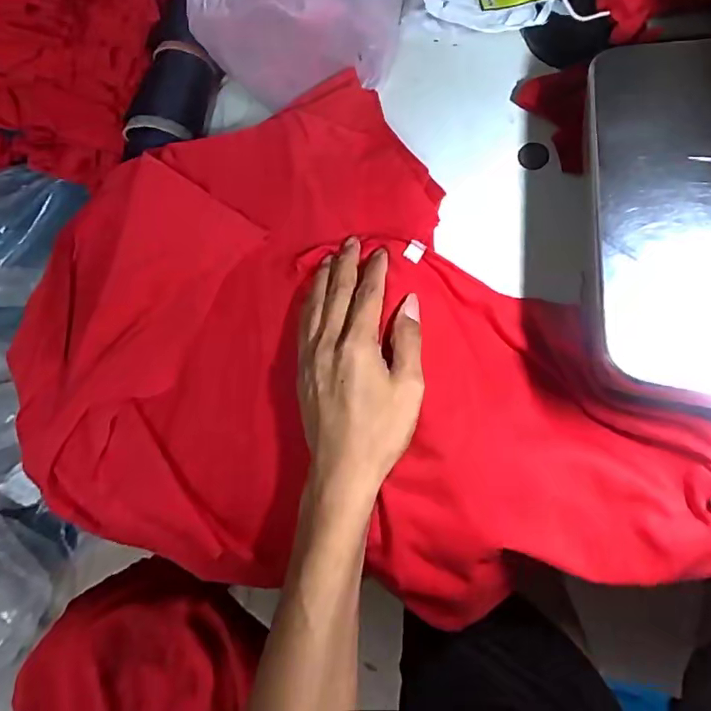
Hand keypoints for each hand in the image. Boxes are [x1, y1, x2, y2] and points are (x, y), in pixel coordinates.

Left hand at [298, 238, 423, 506]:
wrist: (341, 469)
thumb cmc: (383, 429)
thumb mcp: (409, 387)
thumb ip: (408, 340)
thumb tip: (408, 302)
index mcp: (357, 345)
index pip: (367, 296)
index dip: (375, 271)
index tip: (381, 251)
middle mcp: (329, 343)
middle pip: (338, 294)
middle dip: (346, 265)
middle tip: (352, 241)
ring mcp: (311, 356)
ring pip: (316, 305)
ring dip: (325, 278)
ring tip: (331, 258)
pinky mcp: (301, 369)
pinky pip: (303, 324)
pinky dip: (309, 302)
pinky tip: (313, 295)